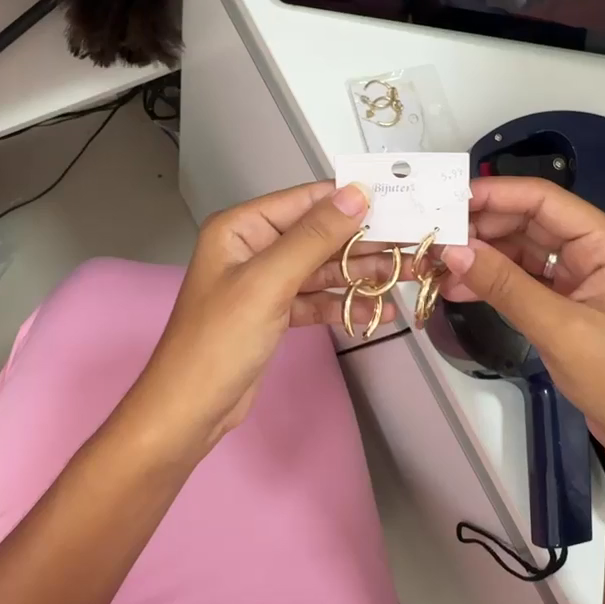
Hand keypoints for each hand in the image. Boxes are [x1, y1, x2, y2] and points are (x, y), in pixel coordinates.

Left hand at [131, 182, 397, 448]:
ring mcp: (264, 282)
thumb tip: (357, 193)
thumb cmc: (219, 340)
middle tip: (413, 247)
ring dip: (361, 275)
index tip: (400, 204)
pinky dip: (344, 305)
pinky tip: (378, 312)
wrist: (191, 410)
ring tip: (406, 278)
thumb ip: (315, 236)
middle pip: (318, 236)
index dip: (351, 201)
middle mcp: (252, 248)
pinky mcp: (274, 314)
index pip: (306, 201)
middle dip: (364, 243)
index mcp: (242, 228)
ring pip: (322, 269)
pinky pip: (316, 300)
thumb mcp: (269, 282)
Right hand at [438, 177, 604, 464]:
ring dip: (484, 257)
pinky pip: (526, 278)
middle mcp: (597, 250)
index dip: (496, 194)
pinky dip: (495, 282)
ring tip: (438, 266)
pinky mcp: (571, 302)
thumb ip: (504, 285)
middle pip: (531, 222)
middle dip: (483, 228)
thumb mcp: (559, 329)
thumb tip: (452, 249)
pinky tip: (459, 288)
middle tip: (434, 237)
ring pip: (524, 250)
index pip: (545, 200)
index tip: (447, 200)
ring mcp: (584, 277)